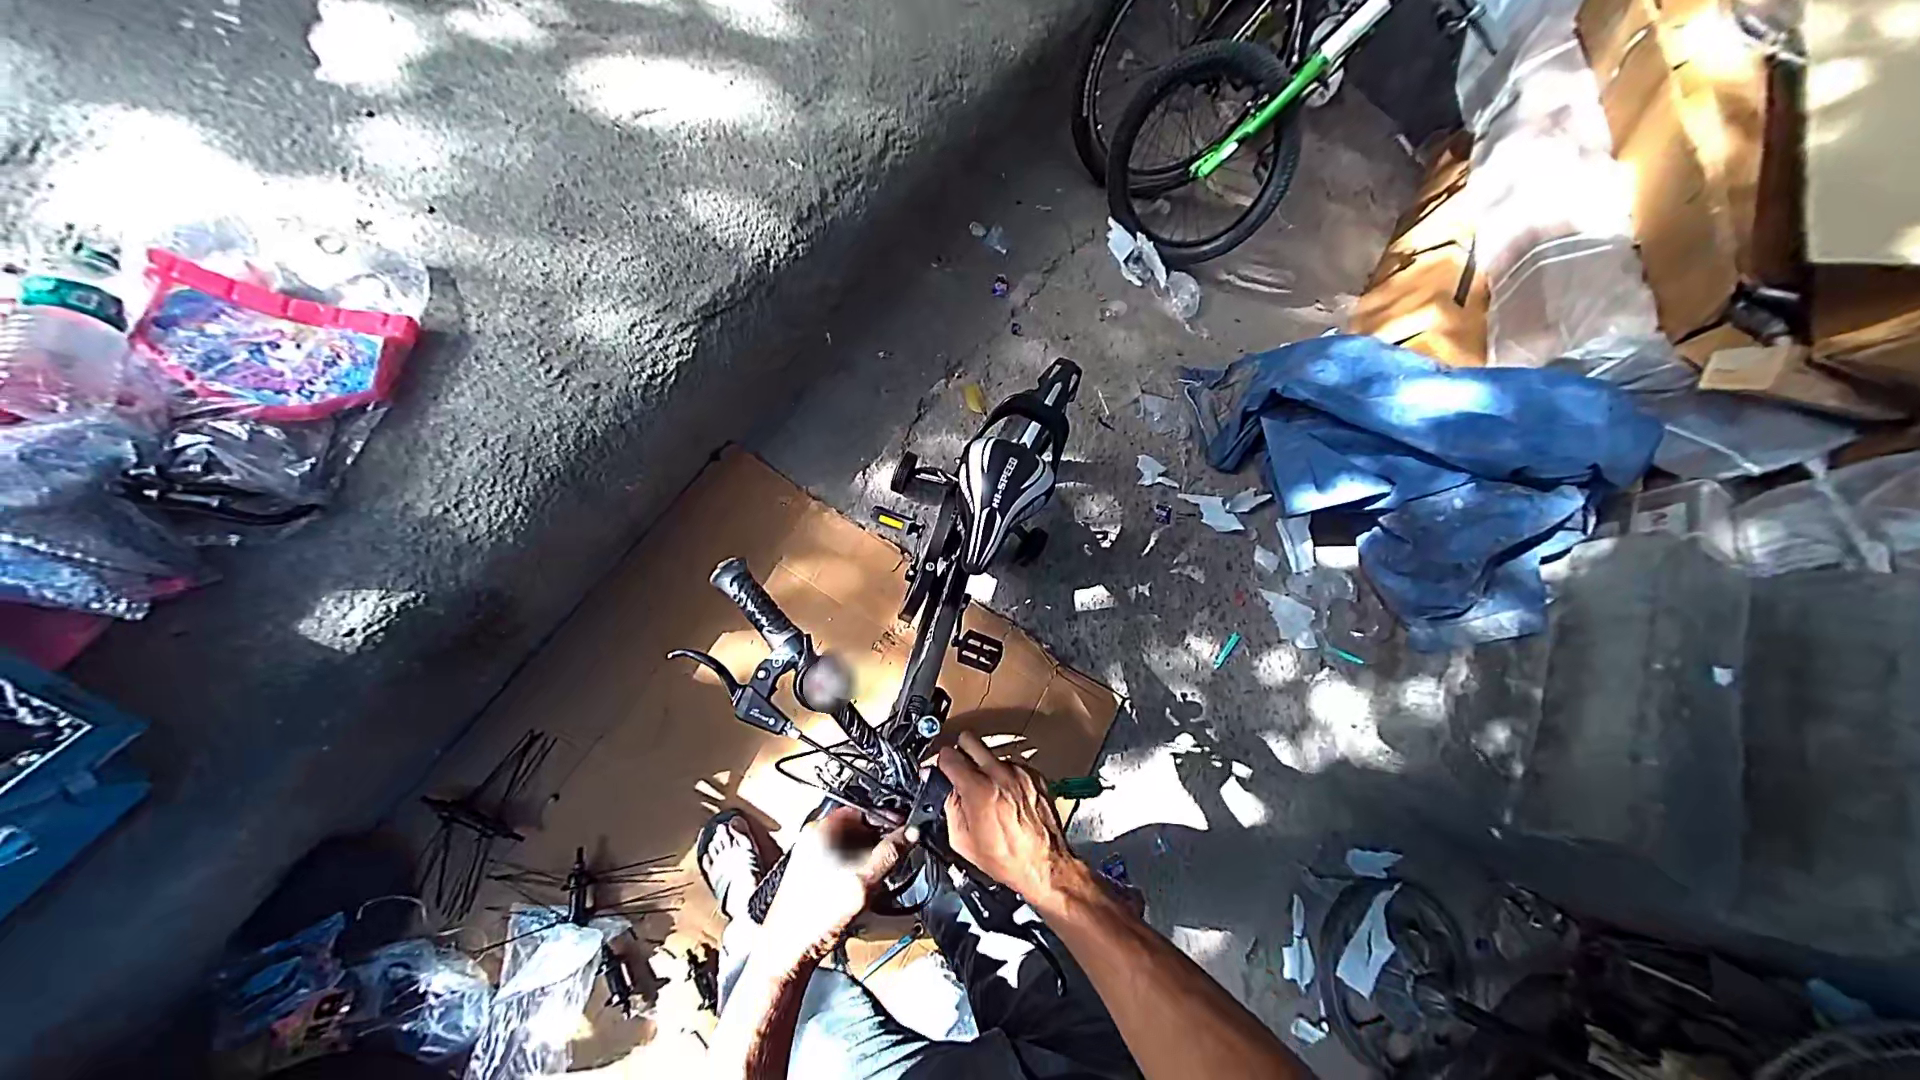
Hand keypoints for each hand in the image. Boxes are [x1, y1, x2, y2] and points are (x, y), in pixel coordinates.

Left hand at [757, 807, 910, 964]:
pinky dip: (857, 868)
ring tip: (878, 875)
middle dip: (880, 840)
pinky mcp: (811, 874)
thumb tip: (910, 832)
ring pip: (851, 845)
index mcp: (821, 829)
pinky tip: (861, 888)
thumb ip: (890, 853)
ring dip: (870, 855)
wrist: (787, 954)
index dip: (888, 818)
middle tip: (895, 854)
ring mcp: (810, 857)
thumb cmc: (813, 919)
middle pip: (858, 826)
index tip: (904, 830)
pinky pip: (842, 861)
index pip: (864, 809)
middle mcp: (813, 838)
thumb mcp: (863, 881)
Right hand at [937, 731, 1081, 905]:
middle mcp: (1001, 775)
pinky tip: (1005, 796)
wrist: (1044, 865)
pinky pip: (1012, 764)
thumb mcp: (962, 841)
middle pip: (970, 740)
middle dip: (961, 751)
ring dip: (985, 766)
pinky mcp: (1035, 775)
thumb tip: (945, 788)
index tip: (941, 767)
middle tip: (960, 767)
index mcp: (979, 791)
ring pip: (992, 753)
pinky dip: (1005, 775)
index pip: (949, 755)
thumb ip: (950, 806)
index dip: (941, 761)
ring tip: (987, 790)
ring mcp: (1020, 773)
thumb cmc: (1007, 858)